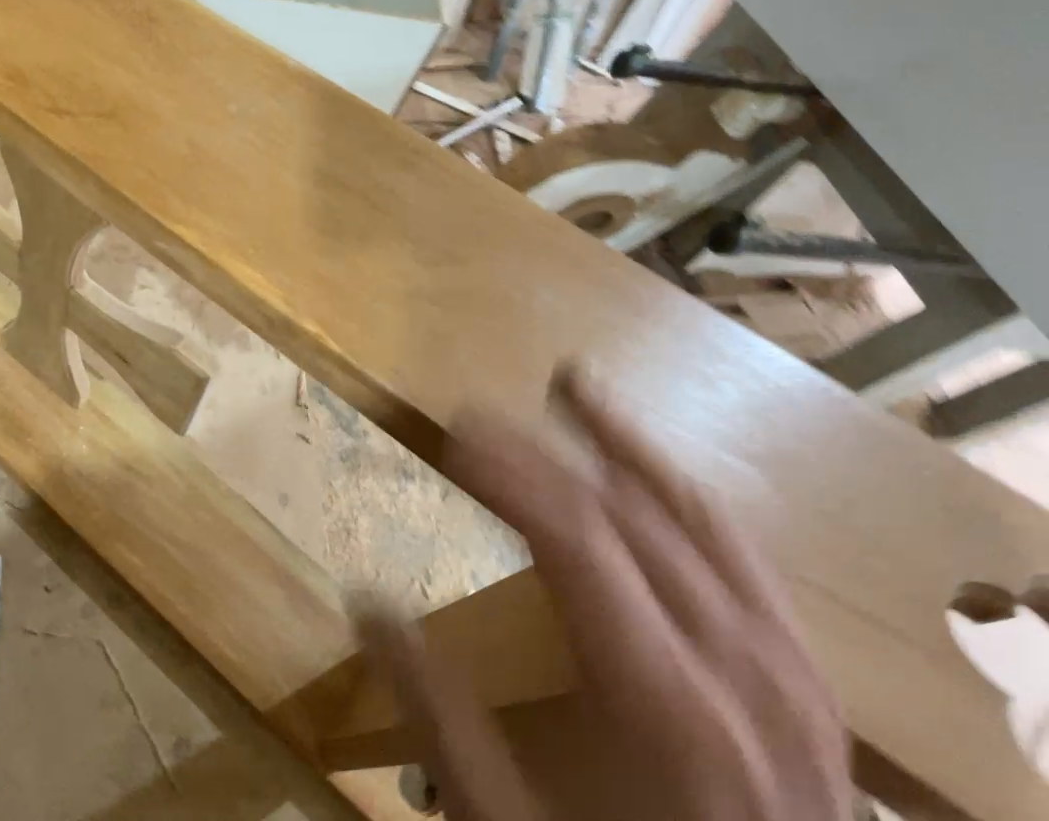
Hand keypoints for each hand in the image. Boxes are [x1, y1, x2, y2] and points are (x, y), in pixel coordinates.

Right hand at [359, 367, 849, 820]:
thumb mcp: (503, 816)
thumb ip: (436, 709)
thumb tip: (363, 602)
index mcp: (661, 695)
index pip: (577, 539)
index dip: (511, 472)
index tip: (454, 430)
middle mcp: (738, 662)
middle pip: (640, 512)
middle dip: (552, 446)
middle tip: (482, 410)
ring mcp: (789, 667)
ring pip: (708, 519)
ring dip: (632, 446)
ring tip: (578, 392)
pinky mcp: (808, 679)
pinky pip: (745, 558)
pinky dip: (685, 499)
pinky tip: (650, 481)